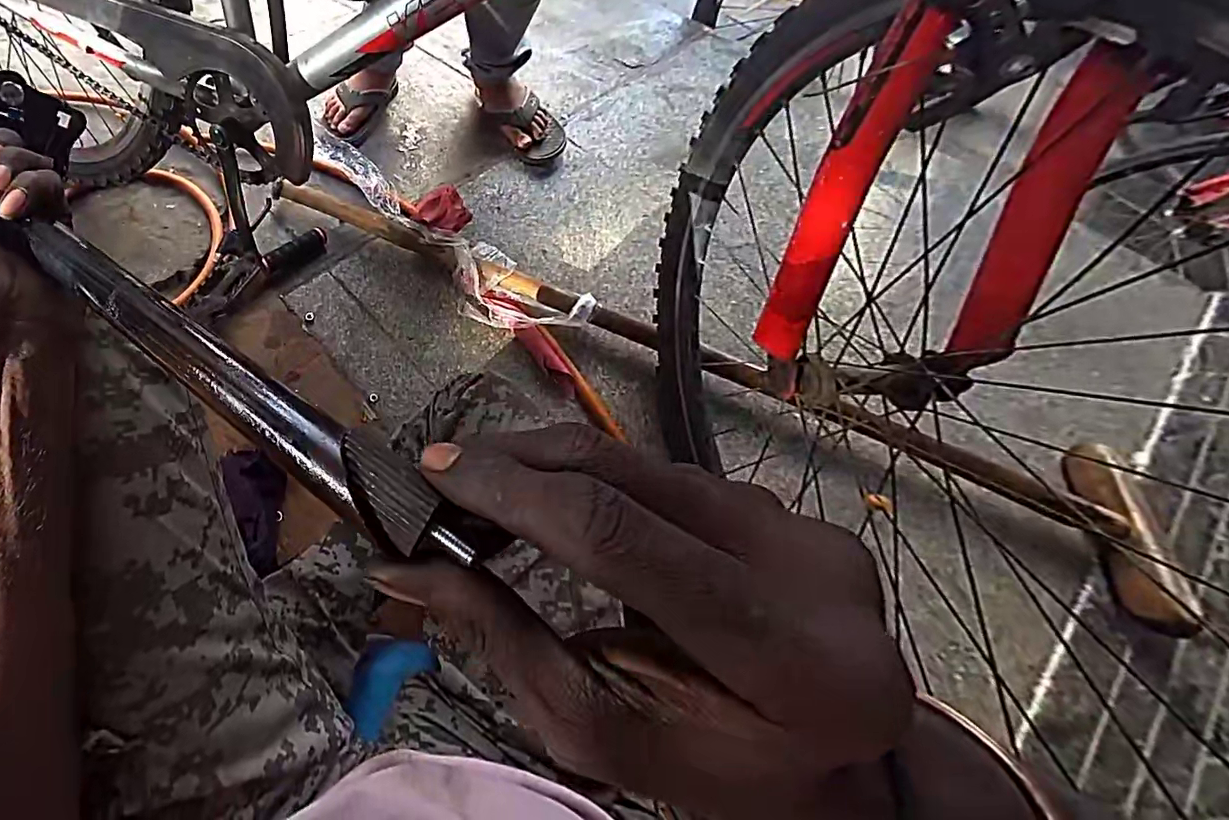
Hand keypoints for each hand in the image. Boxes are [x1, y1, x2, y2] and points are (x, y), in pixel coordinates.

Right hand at [369, 426, 912, 818]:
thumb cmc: (704, 768)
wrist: (827, 763)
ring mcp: (798, 524)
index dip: (514, 491)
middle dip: (515, 459)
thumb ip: (499, 636)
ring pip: (637, 461)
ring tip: (485, 479)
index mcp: (782, 654)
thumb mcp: (594, 728)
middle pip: (623, 473)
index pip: (615, 533)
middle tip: (444, 465)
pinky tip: (555, 493)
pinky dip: (593, 474)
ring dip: (547, 462)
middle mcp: (805, 568)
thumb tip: (401, 567)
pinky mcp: (780, 504)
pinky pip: (661, 471)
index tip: (436, 471)